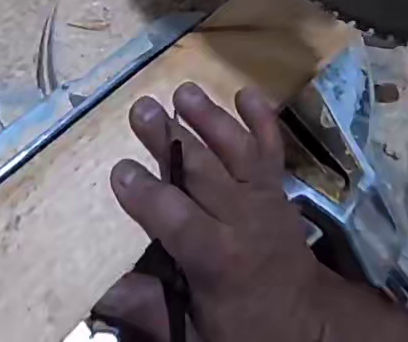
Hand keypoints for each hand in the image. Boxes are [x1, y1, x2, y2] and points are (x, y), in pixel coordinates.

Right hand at [96, 83, 334, 341]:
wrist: (307, 320)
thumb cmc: (245, 328)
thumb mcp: (193, 333)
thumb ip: (149, 308)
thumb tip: (101, 292)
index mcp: (216, 257)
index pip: (175, 217)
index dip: (146, 194)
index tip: (119, 168)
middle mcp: (241, 216)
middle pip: (201, 169)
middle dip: (169, 137)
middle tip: (142, 108)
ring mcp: (263, 194)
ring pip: (233, 147)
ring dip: (208, 117)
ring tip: (183, 90)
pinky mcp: (277, 184)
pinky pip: (271, 145)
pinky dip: (261, 117)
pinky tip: (246, 91)